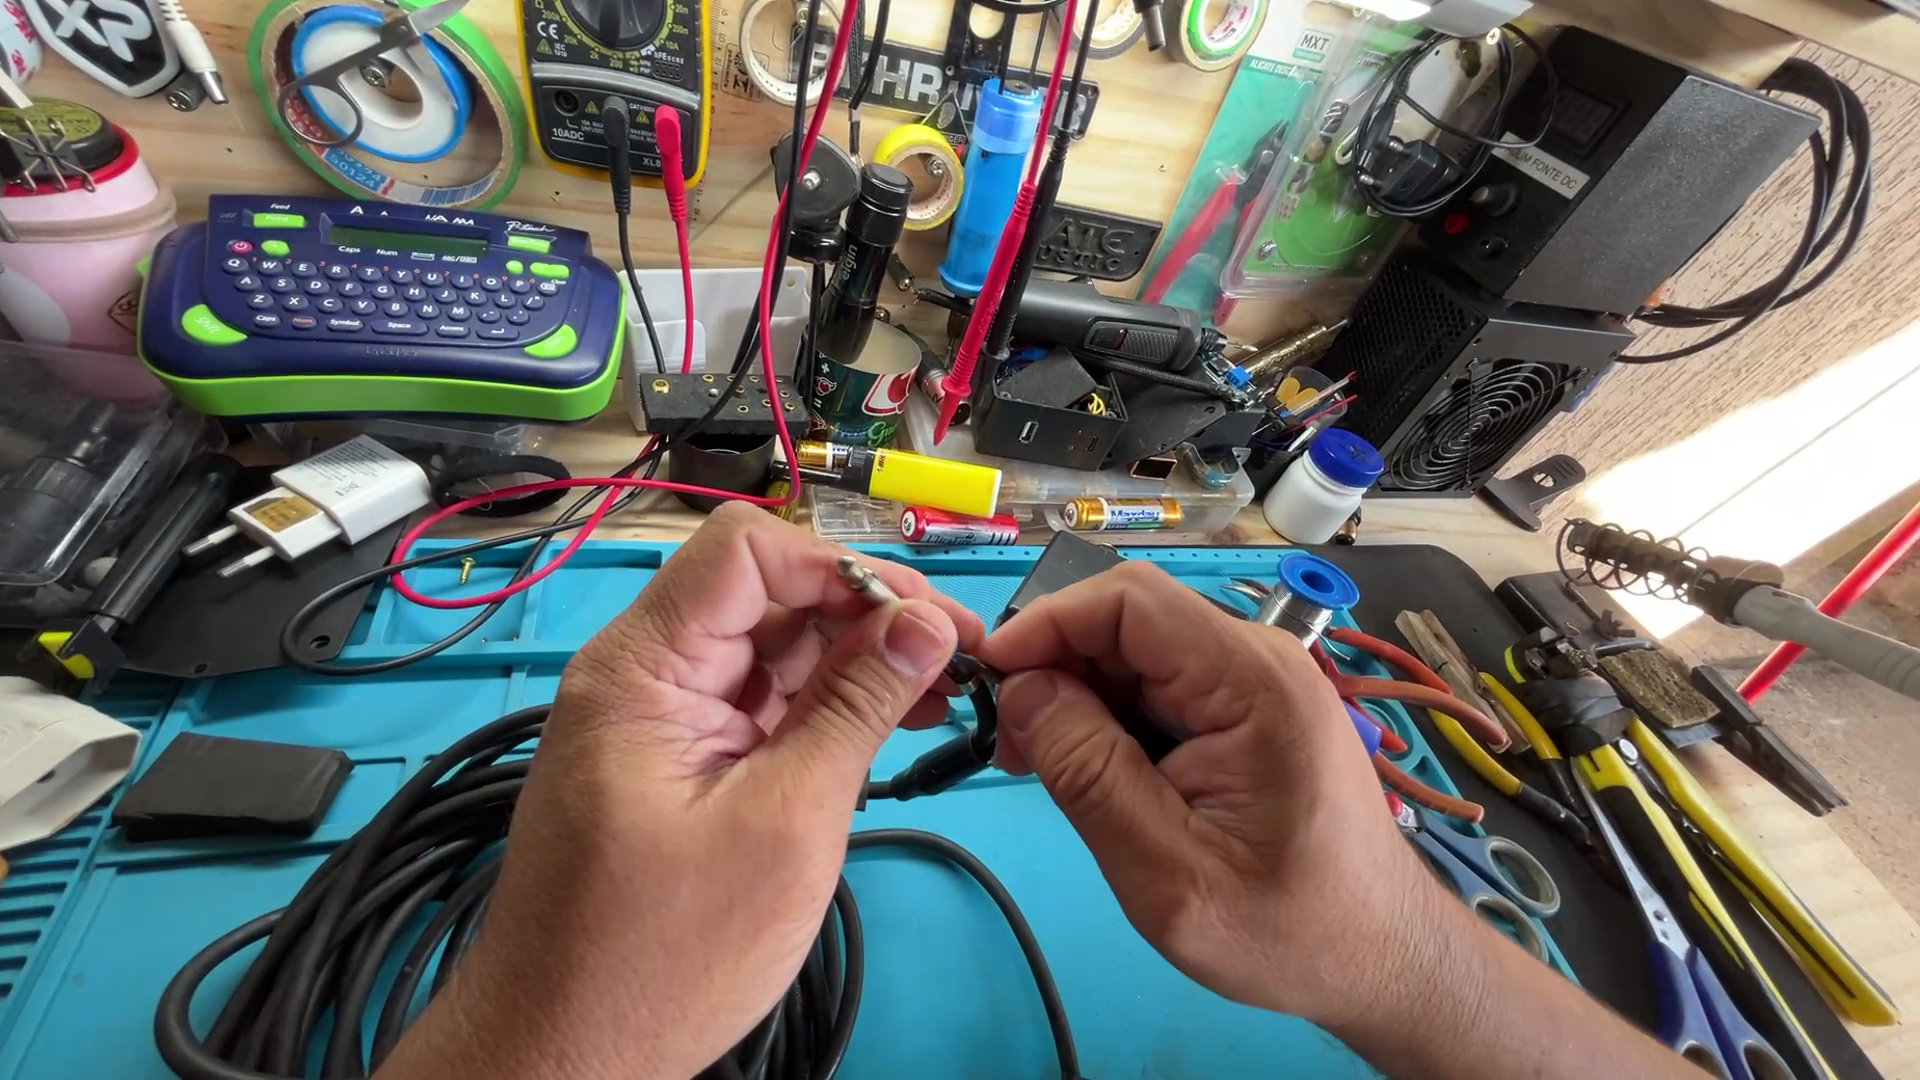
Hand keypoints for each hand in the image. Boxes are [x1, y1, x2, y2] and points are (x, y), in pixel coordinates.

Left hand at [394, 504, 983, 1079]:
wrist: (566, 1066)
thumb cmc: (666, 956)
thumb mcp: (786, 822)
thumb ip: (858, 706)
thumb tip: (929, 623)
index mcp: (646, 666)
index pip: (746, 551)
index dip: (838, 567)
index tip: (914, 619)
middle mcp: (655, 668)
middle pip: (773, 592)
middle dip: (869, 612)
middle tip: (956, 652)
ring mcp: (678, 710)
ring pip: (785, 643)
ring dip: (865, 656)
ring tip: (944, 687)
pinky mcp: (700, 750)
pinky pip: (779, 697)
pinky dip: (841, 700)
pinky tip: (901, 715)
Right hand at [977, 561, 1438, 1028]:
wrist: (1382, 959)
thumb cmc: (1288, 927)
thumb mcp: (1167, 872)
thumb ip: (1088, 773)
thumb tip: (1022, 689)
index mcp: (1251, 681)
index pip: (1130, 599)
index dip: (1050, 621)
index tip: (992, 674)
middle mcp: (1253, 657)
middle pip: (1127, 620)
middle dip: (1054, 663)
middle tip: (1009, 737)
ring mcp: (1248, 677)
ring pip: (1132, 650)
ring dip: (1073, 691)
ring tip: (1037, 758)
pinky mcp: (1238, 703)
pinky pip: (1152, 682)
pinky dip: (1103, 711)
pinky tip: (1083, 760)